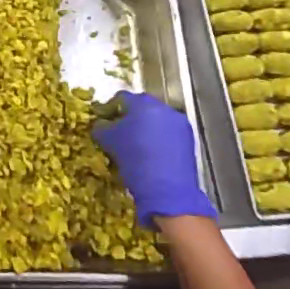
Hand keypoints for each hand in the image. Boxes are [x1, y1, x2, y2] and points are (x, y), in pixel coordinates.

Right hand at [91, 91, 217, 227]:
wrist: (167, 190)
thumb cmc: (134, 160)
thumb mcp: (109, 142)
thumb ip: (102, 128)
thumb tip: (101, 125)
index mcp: (143, 103)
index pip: (121, 98)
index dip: (108, 109)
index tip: (101, 122)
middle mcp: (164, 108)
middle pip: (140, 108)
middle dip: (127, 119)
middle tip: (116, 134)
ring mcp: (179, 124)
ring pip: (155, 121)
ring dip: (143, 129)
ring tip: (133, 146)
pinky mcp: (188, 140)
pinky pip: (167, 134)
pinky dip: (156, 140)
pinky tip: (149, 155)